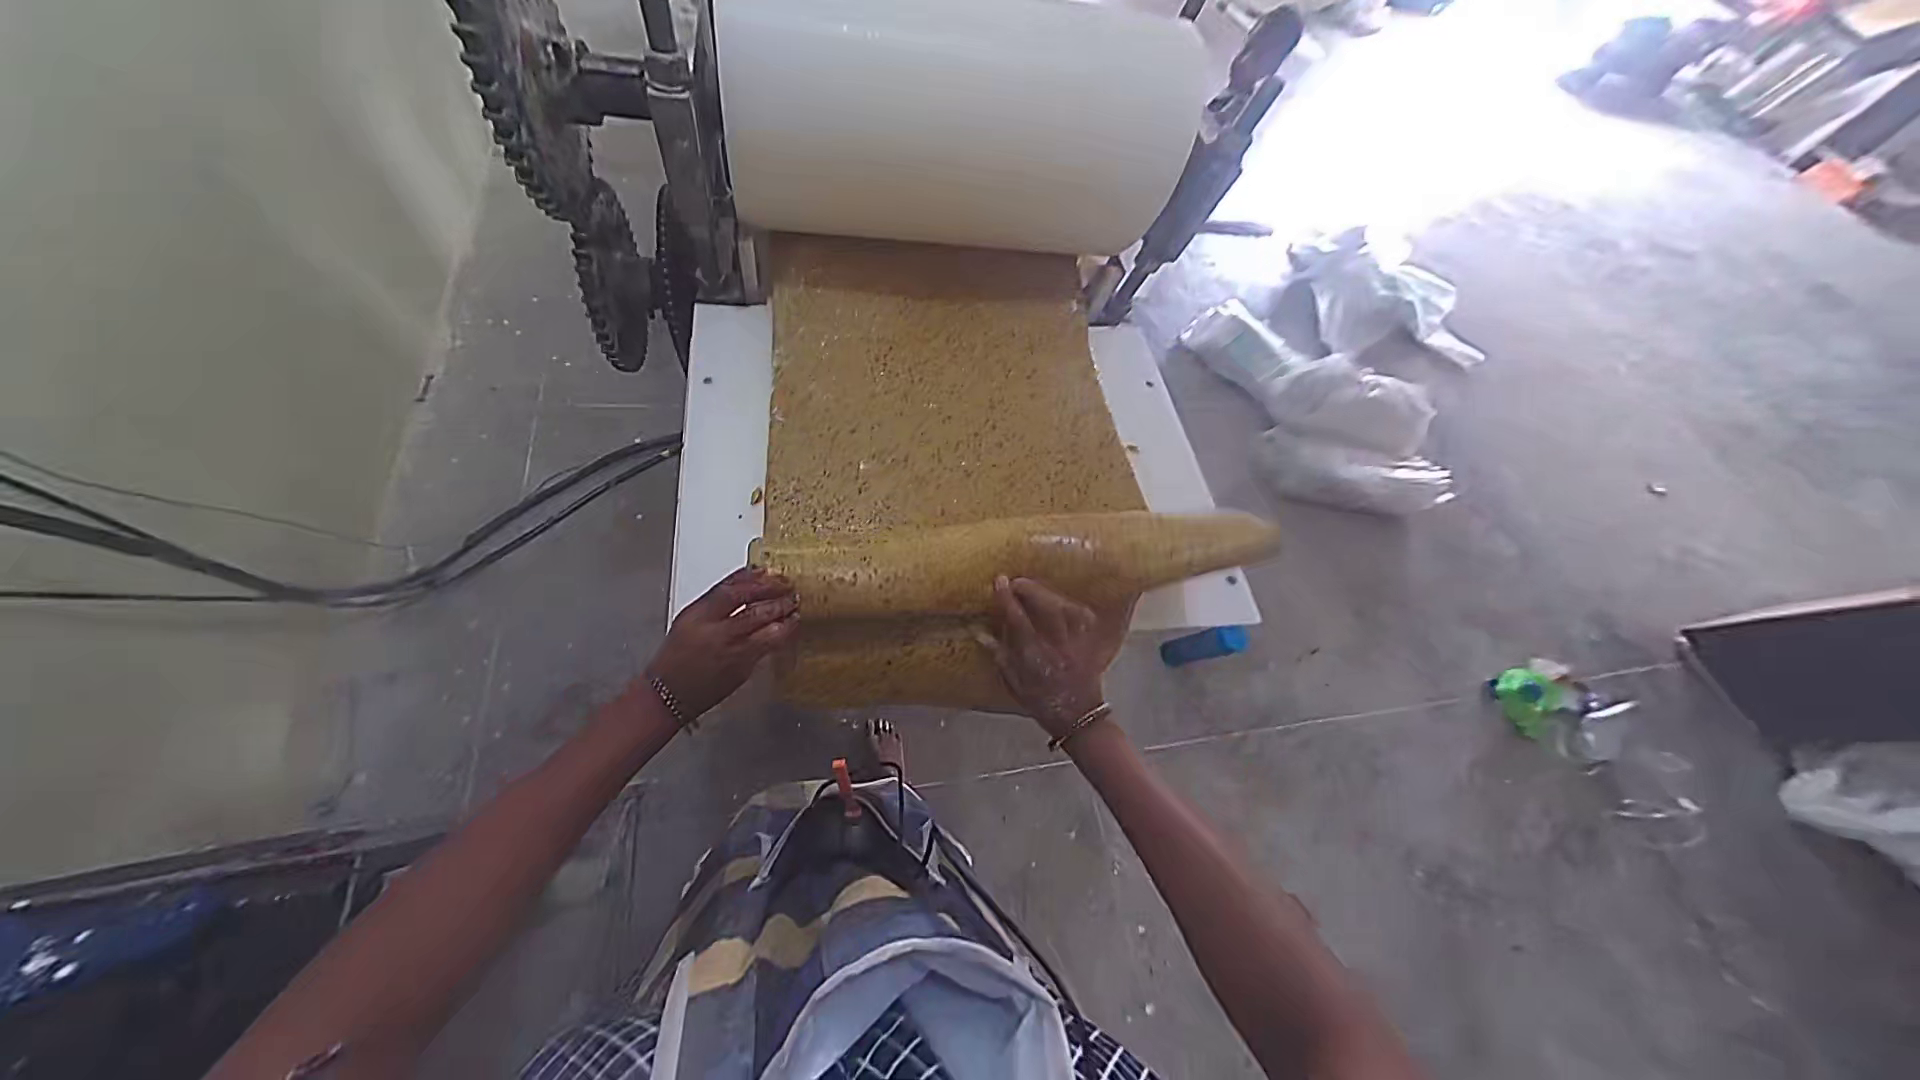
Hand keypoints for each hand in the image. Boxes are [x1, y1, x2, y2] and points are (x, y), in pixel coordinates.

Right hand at [647, 567, 797, 718]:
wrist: (668, 694)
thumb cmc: (675, 657)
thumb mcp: (688, 619)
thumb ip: (715, 601)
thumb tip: (745, 580)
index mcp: (698, 617)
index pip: (731, 591)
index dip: (754, 579)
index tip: (768, 572)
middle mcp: (716, 634)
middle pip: (754, 609)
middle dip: (776, 595)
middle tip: (789, 587)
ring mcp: (732, 653)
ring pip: (767, 629)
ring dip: (784, 615)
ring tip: (793, 605)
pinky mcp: (743, 669)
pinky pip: (768, 647)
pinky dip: (782, 634)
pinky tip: (788, 627)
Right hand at [983, 576, 1131, 739]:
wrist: (1078, 718)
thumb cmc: (1041, 703)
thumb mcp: (1014, 684)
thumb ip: (1000, 657)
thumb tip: (980, 633)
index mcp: (1035, 659)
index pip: (1019, 622)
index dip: (1008, 600)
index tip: (1000, 582)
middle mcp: (1058, 649)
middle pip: (1048, 610)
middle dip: (1031, 590)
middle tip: (1016, 581)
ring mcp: (1077, 645)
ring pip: (1067, 610)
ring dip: (1050, 594)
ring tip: (1035, 588)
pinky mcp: (1090, 644)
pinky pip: (1084, 617)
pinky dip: (1071, 605)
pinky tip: (1060, 601)